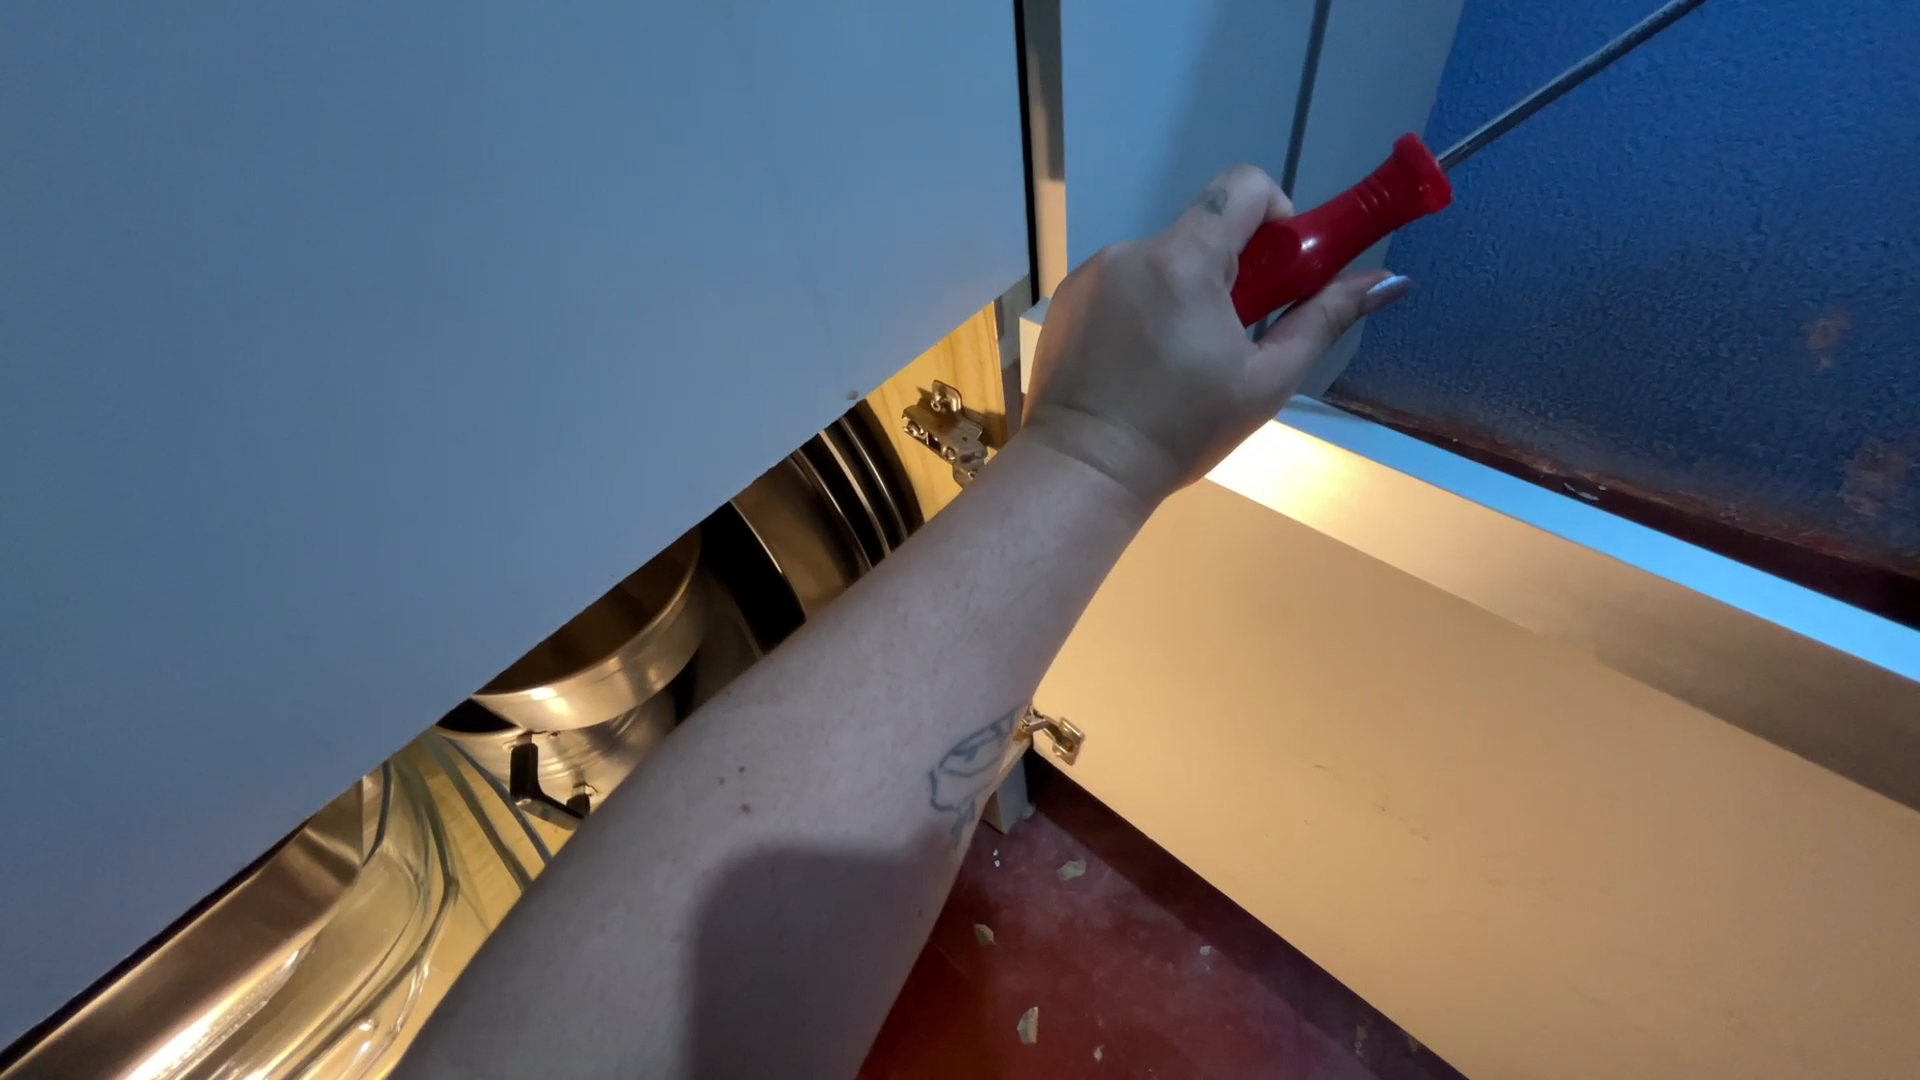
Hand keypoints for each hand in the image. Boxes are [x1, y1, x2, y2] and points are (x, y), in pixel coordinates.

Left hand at [1022, 164, 1409, 505]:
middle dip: (1226, 270)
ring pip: (1157, 262)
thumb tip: (1389, 279)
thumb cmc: (1180, 432)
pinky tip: (1132, 364)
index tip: (1275, 269)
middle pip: (1199, 232)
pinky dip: (1137, 309)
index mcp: (1184, 260)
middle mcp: (1130, 252)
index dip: (1273, 215)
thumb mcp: (1265, 381)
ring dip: (1179, 292)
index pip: (1242, 186)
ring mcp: (1090, 276)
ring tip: (1172, 361)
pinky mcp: (1064, 302)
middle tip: (1227, 335)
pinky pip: (1117, 285)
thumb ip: (1324, 319)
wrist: (1085, 468)